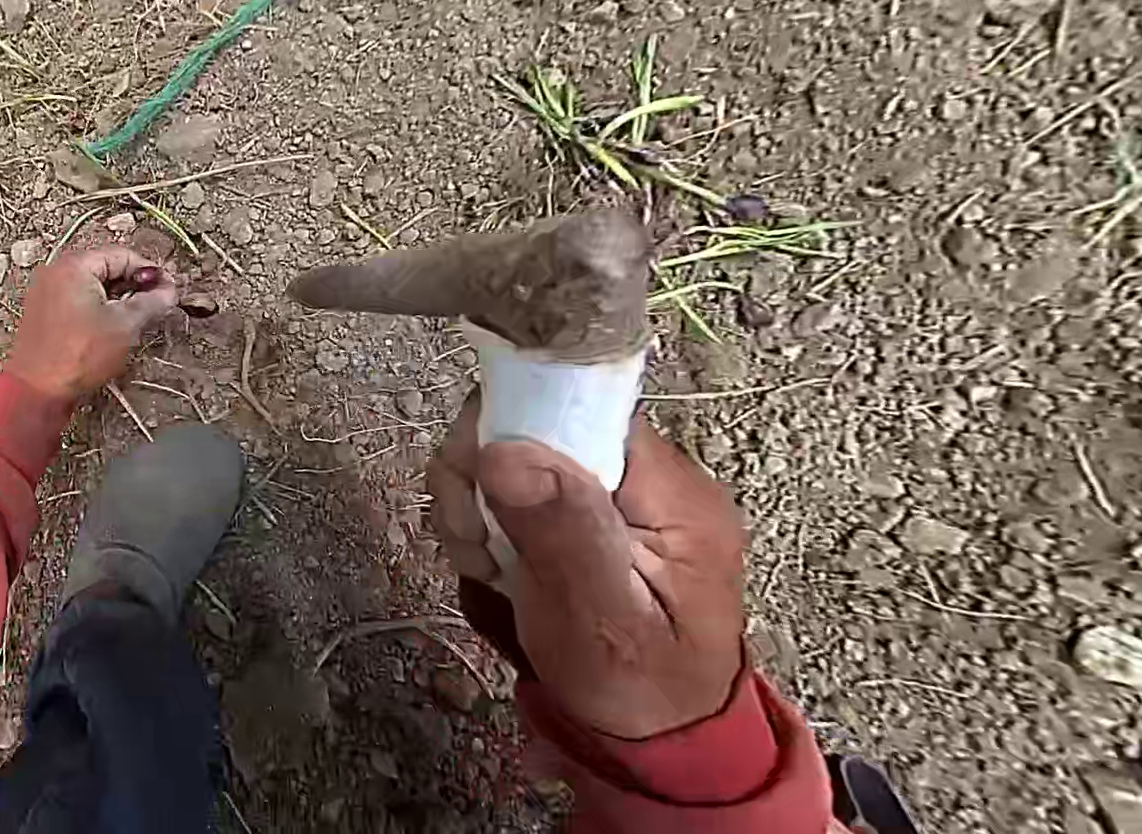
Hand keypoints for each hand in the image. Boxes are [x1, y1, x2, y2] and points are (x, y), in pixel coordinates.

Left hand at [5, 247, 181, 401]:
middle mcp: (56, 271)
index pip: (123, 255)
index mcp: (75, 266)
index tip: (169, 290)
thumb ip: (152, 301)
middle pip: (108, 267)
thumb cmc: (81, 353)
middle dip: (136, 285)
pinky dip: (101, 306)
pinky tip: (113, 326)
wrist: (37, 390)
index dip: (151, 272)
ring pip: (95, 284)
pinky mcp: (44, 311)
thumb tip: (170, 290)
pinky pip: (80, 298)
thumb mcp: (125, 324)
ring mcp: (47, 291)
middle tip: (156, 304)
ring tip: (137, 318)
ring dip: (120, 297)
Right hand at [427, 394, 747, 738]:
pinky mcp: (574, 501)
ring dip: (472, 501)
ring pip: (505, 448)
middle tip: (474, 539)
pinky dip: (479, 514)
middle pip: (530, 420)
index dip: (512, 426)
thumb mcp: (602, 624)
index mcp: (669, 490)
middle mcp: (640, 471)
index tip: (477, 484)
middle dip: (480, 475)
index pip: (578, 404)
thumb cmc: (636, 689)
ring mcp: (604, 485)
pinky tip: (488, 558)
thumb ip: (565, 537)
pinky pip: (505, 479)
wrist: (654, 737)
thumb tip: (507, 452)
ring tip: (482, 560)